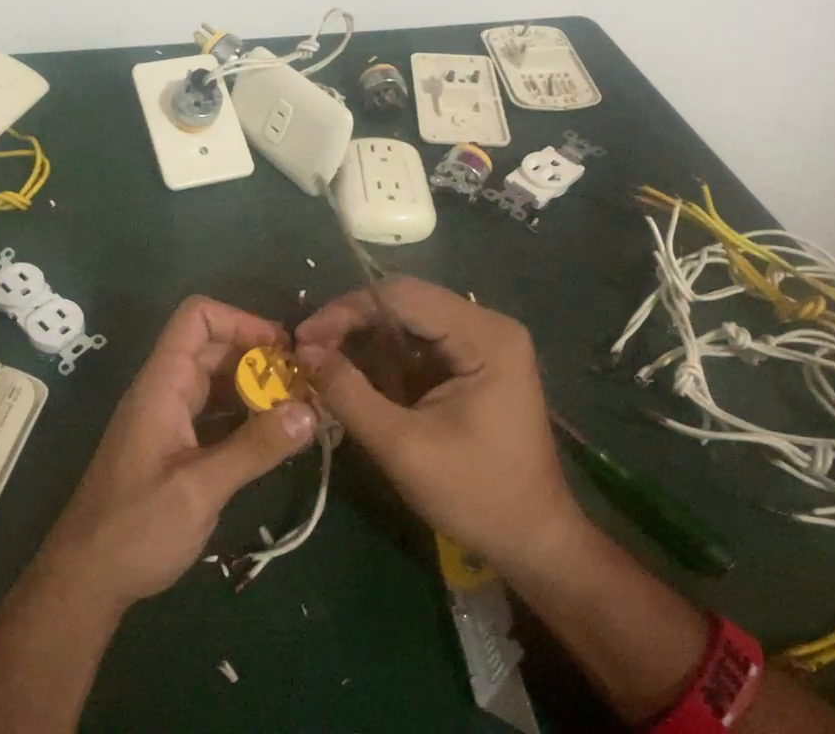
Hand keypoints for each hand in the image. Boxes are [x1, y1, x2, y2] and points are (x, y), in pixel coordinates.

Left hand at [35, 296, 318, 612]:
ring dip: (258, 390)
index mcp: (162, 385)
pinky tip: (278, 439)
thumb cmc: (136, 528)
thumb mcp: (200, 488)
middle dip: (261, 358)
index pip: (196, 317)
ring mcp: (168, 421)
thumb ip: (255, 447)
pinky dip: (247, 419)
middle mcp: (164, 393)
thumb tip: (310, 410)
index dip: (241, 320)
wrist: (86, 580)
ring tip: (303, 410)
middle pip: (214, 348)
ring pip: (218, 384)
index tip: (284, 350)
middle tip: (308, 385)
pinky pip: (216, 416)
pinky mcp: (175, 450)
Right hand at [295, 276, 581, 570]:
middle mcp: (487, 326)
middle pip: (404, 303)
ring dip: (363, 341)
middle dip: (351, 324)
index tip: (302, 339)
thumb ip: (349, 393)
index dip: (345, 311)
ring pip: (407, 322)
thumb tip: (304, 351)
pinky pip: (418, 344)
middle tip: (307, 352)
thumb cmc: (475, 494)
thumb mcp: (402, 446)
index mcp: (485, 336)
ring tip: (321, 365)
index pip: (401, 296)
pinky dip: (383, 358)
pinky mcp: (473, 364)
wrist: (532, 538)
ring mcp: (483, 344)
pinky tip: (353, 377)